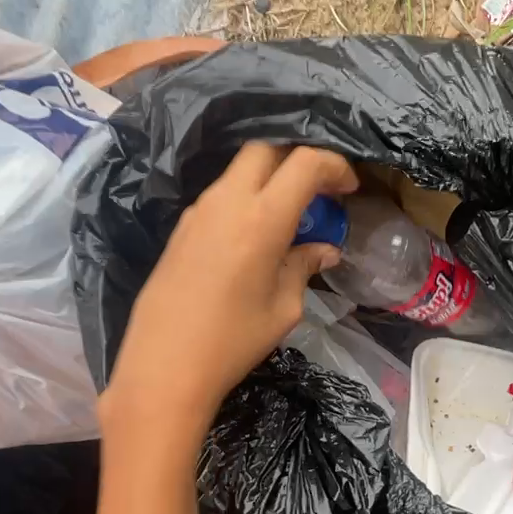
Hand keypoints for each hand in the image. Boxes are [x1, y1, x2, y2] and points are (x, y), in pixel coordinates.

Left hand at [104, 143, 358, 429]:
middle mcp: (227, 201)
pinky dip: (248, 198)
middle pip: (266, 148)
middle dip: (299, 157)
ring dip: (271, 178)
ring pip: (240, 169)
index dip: (334, 165)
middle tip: (320, 188)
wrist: (164, 365)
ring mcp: (199, 210)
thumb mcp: (284, 308)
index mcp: (261, 219)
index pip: (304, 162)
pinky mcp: (182, 227)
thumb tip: (323, 249)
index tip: (348, 188)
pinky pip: (222, 194)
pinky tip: (259, 234)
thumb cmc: (233, 342)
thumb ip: (304, 267)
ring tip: (293, 214)